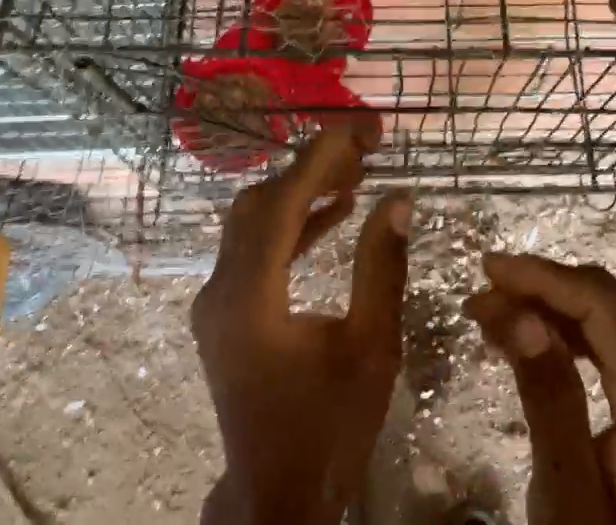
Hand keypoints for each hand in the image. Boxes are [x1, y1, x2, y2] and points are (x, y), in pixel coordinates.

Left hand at [192, 124, 411, 524]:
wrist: (277, 492)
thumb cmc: (330, 427)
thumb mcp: (371, 348)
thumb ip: (381, 268)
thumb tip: (399, 198)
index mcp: (250, 297)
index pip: (283, 203)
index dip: (323, 157)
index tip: (364, 128)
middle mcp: (220, 288)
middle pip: (261, 203)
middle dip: (313, 166)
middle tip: (367, 145)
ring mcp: (216, 299)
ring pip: (253, 221)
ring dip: (302, 192)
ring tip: (357, 172)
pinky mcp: (225, 311)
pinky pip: (255, 249)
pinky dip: (293, 226)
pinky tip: (336, 213)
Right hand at [464, 254, 615, 524]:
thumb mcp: (567, 492)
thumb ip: (550, 400)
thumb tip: (522, 315)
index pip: (602, 304)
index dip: (543, 276)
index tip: (485, 269)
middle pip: (605, 301)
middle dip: (538, 287)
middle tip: (476, 301)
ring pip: (604, 316)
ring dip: (544, 305)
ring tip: (487, 316)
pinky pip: (606, 343)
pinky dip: (562, 330)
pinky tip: (524, 339)